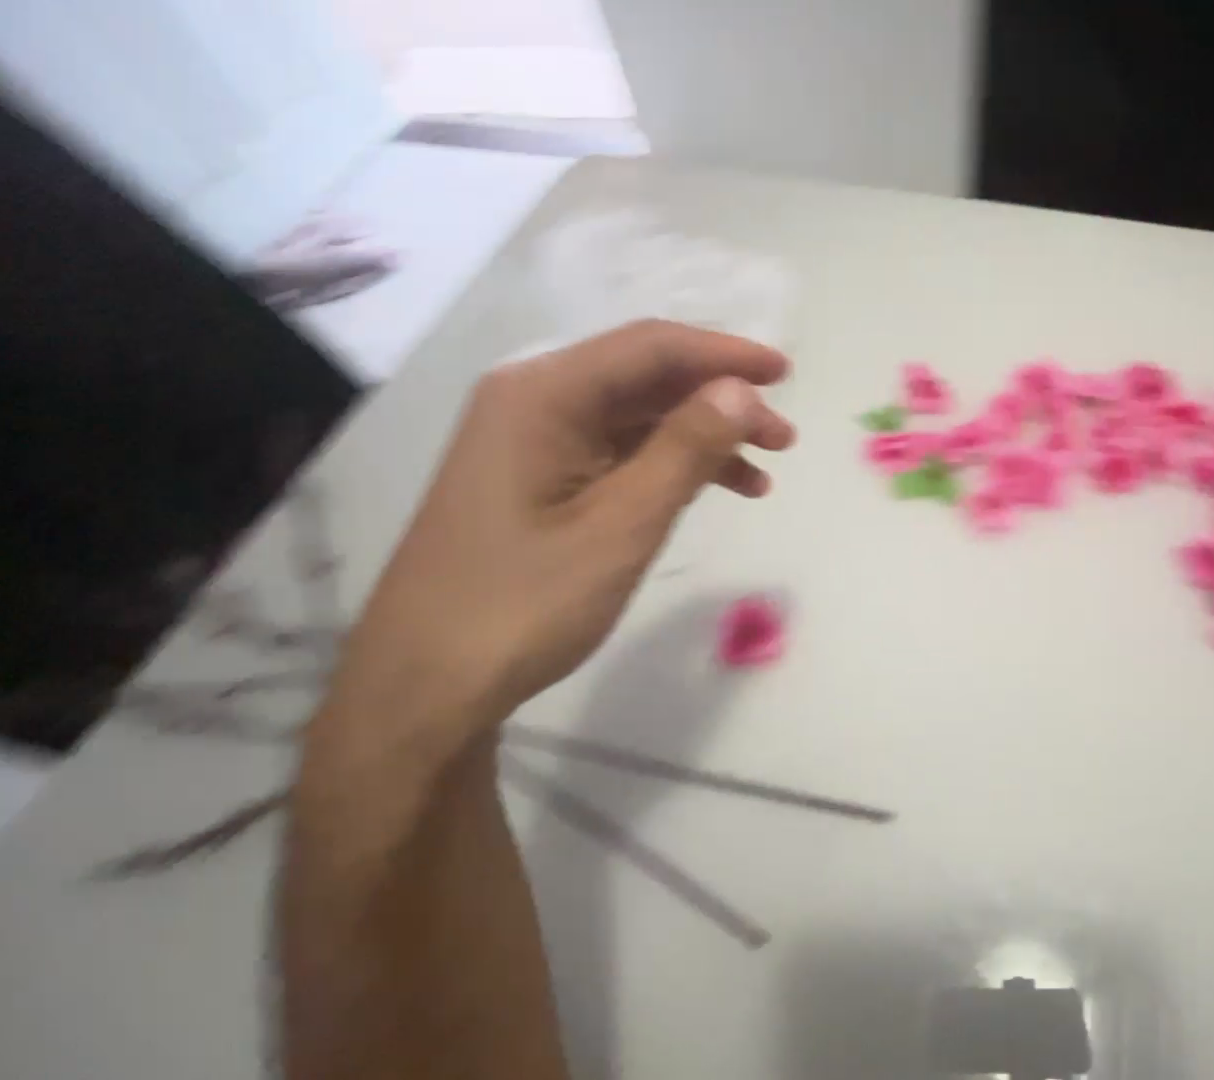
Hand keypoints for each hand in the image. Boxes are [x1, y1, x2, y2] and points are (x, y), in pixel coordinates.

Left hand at [323, 320, 794, 732]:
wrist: (427, 682)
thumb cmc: (524, 602)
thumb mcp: (620, 525)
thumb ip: (685, 450)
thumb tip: (740, 390)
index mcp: (543, 394)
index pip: (650, 348)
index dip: (724, 354)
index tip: (786, 374)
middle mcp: (533, 402)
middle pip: (644, 379)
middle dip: (720, 401)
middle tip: (784, 438)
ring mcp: (530, 443)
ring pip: (635, 419)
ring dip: (701, 438)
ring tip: (763, 474)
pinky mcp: (533, 481)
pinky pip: (614, 454)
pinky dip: (667, 468)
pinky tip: (710, 492)